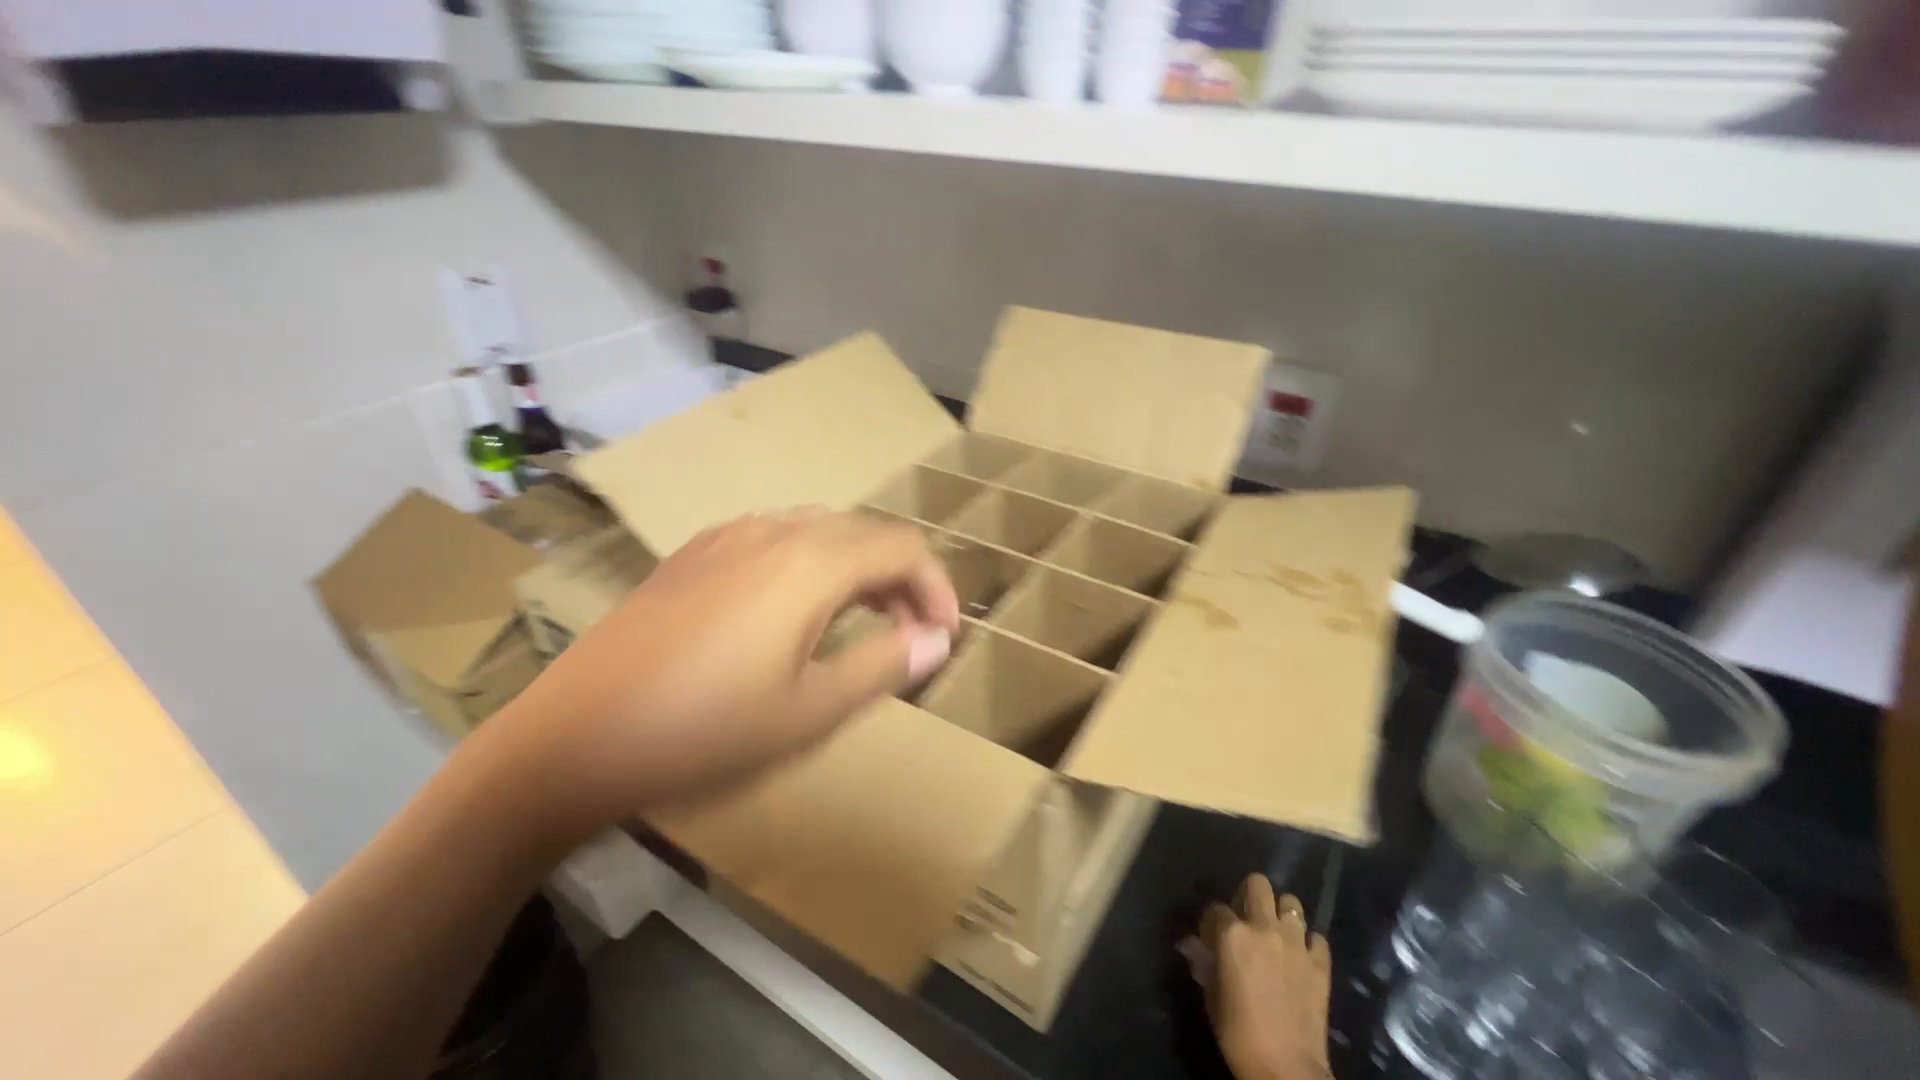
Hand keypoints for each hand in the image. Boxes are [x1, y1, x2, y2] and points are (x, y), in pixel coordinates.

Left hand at [484, 510, 958, 839]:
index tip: (944, 639)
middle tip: (910, 637)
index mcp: (810, 562)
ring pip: (816, 531)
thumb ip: (884, 666)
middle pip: (862, 532)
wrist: (573, 738)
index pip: (902, 546)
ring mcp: (723, 538)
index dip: (938, 588)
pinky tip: (790, 614)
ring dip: (854, 570)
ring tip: (859, 625)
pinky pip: (770, 541)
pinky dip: (807, 566)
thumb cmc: (703, 732)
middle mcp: (771, 531)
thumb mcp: (810, 713)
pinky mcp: (689, 558)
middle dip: (900, 579)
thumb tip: (935, 638)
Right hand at [1192, 875, 1333, 1079]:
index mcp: (1232, 934)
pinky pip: (1316, 937)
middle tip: (1246, 917)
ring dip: (1281, 913)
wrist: (1285, 1067)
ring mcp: (1297, 943)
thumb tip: (1194, 947)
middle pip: (1258, 884)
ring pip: (1291, 902)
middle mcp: (1264, 928)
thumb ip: (1204, 964)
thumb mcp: (1211, 997)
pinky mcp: (1320, 963)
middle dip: (1248, 894)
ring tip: (1276, 932)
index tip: (1211, 935)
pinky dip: (1308, 942)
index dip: (1211, 919)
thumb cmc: (1238, 1033)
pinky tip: (1300, 956)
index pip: (1215, 907)